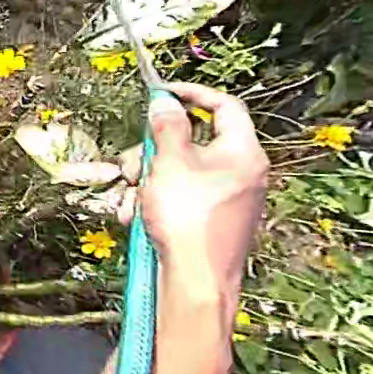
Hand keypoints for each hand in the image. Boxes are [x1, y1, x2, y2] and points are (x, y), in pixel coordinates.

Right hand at [118, 82, 266, 328]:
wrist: (196, 280)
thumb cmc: (188, 218)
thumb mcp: (170, 163)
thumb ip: (167, 126)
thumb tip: (165, 100)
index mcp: (242, 153)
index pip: (224, 106)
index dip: (192, 93)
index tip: (161, 93)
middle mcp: (240, 172)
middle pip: (190, 141)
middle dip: (153, 150)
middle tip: (133, 165)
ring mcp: (226, 196)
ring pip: (176, 169)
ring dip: (146, 179)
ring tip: (130, 201)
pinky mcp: (210, 217)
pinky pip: (177, 194)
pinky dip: (153, 200)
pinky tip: (135, 215)